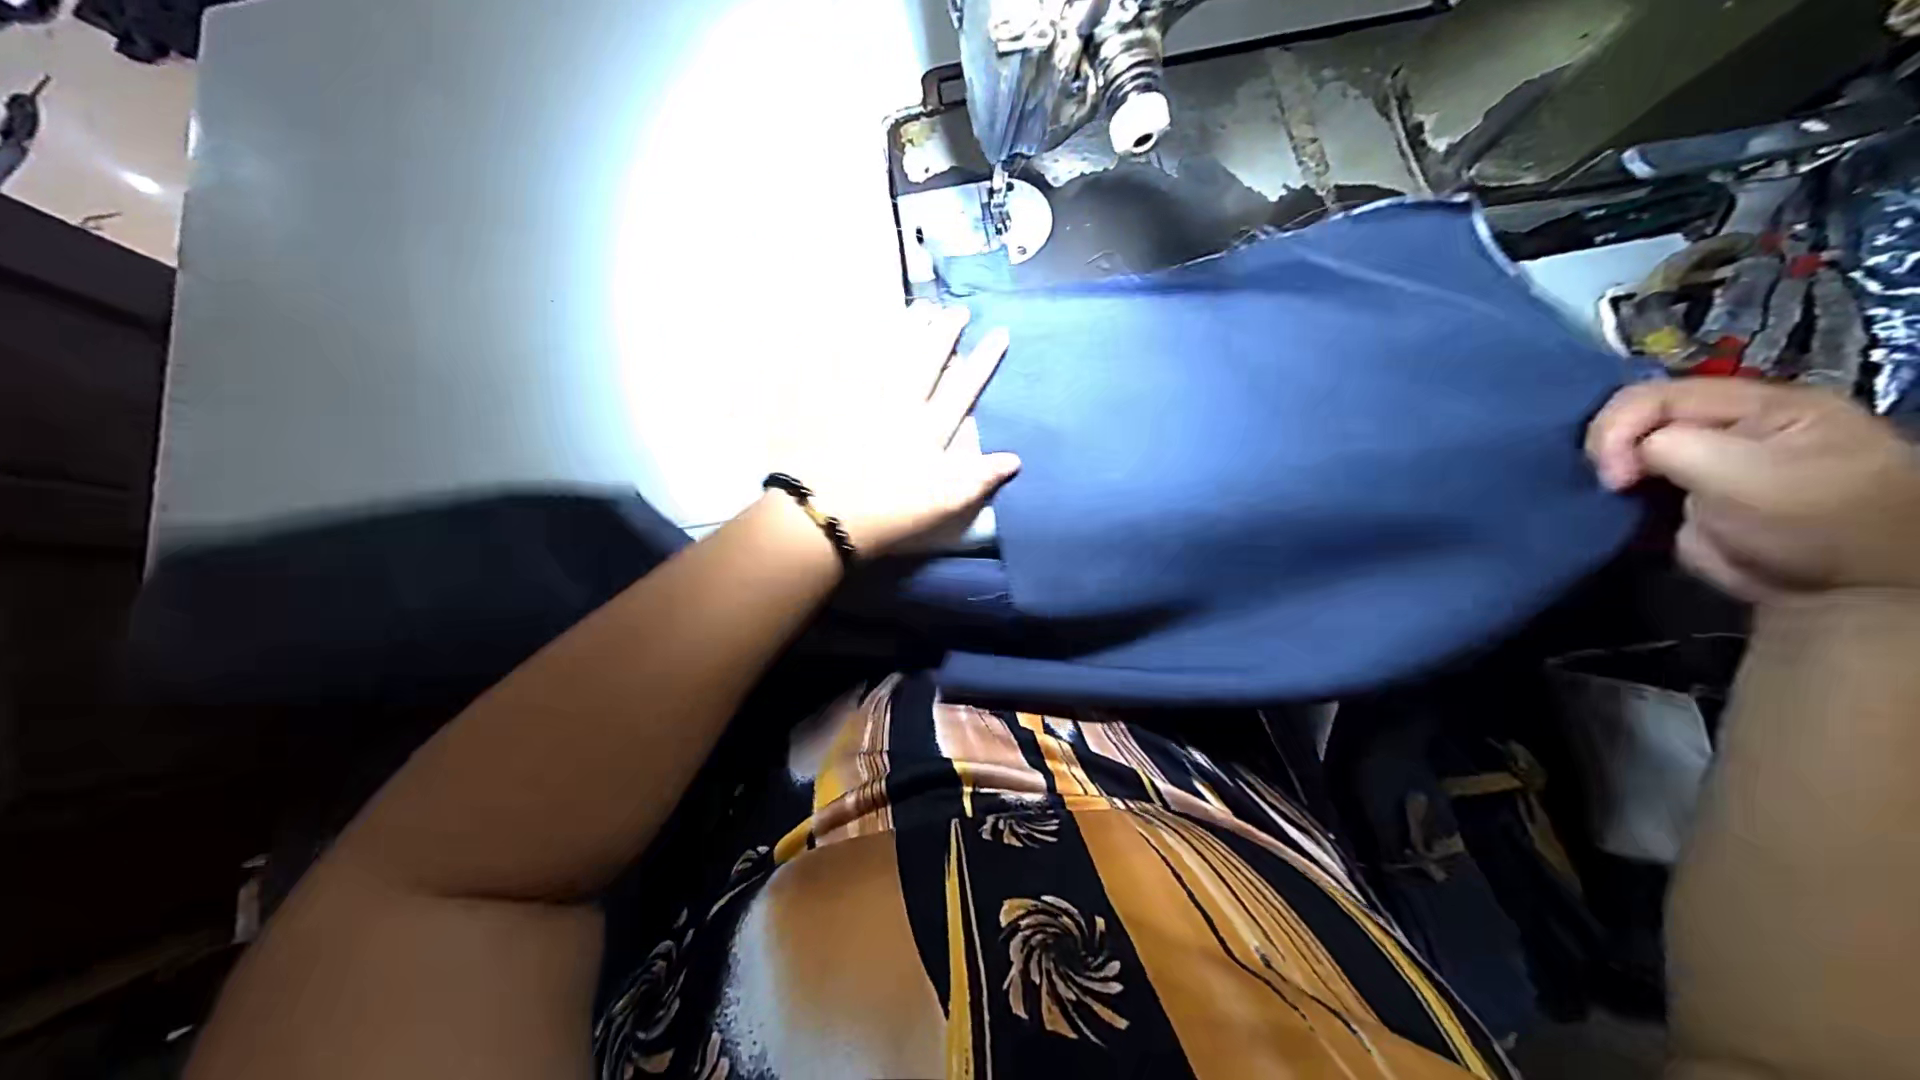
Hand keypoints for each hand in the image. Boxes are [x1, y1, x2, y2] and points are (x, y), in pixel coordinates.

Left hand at [773, 303, 1020, 558]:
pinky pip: (839, 364)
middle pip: (925, 361)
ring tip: (918, 306)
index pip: (962, 389)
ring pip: (887, 354)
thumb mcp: (941, 505)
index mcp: (927, 430)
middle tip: (957, 308)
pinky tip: (853, 324)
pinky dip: (847, 342)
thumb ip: (978, 479)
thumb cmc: (886, 515)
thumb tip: (1015, 459)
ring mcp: (861, 400)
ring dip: (905, 328)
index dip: (984, 360)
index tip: (999, 332)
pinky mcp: (827, 404)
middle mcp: (898, 406)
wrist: (823, 515)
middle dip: (944, 333)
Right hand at [1587, 379, 1919, 602]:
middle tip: (1613, 485)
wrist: (1834, 591)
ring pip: (1635, 443)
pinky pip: (1639, 474)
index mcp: (1766, 403)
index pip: (1662, 394)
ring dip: (1614, 465)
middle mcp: (1735, 423)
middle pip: (1644, 414)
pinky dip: (1619, 484)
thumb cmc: (1808, 522)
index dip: (1620, 426)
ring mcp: (1712, 457)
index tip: (1614, 476)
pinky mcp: (1689, 490)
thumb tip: (1623, 457)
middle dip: (1613, 445)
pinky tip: (1618, 497)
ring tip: (1614, 492)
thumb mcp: (1742, 473)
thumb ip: (1672, 447)